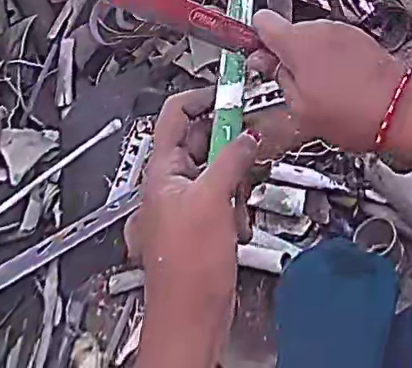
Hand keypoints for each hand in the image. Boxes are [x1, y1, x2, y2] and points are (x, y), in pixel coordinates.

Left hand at [127, 92, 259, 367]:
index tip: (231, 89)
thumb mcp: (213, 199)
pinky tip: (239, 218)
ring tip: (240, 195)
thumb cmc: (186, 271)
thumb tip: (247, 134)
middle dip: (229, 142)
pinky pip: (226, 191)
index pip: (176, 114)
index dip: (203, 97)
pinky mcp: (204, 221)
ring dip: (237, 175)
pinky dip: (237, 199)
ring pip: (218, 165)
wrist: (192, 322)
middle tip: (250, 139)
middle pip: (202, 139)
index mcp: (161, 173)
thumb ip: (231, 158)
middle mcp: (171, 185)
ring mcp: (188, 203)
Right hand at [247, 11, 406, 151]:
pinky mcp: (357, 36)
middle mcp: (319, 28)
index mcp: (298, 42)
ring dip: (309, 58)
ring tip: (318, 90)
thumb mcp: (299, 106)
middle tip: (290, 86)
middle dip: (285, 55)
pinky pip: (332, 42)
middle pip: (288, 32)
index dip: (255, 39)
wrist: (397, 109)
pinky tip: (336, 84)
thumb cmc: (353, 112)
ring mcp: (340, 30)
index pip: (263, 22)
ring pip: (311, 38)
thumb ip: (277, 76)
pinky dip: (329, 59)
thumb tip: (262, 61)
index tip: (253, 54)